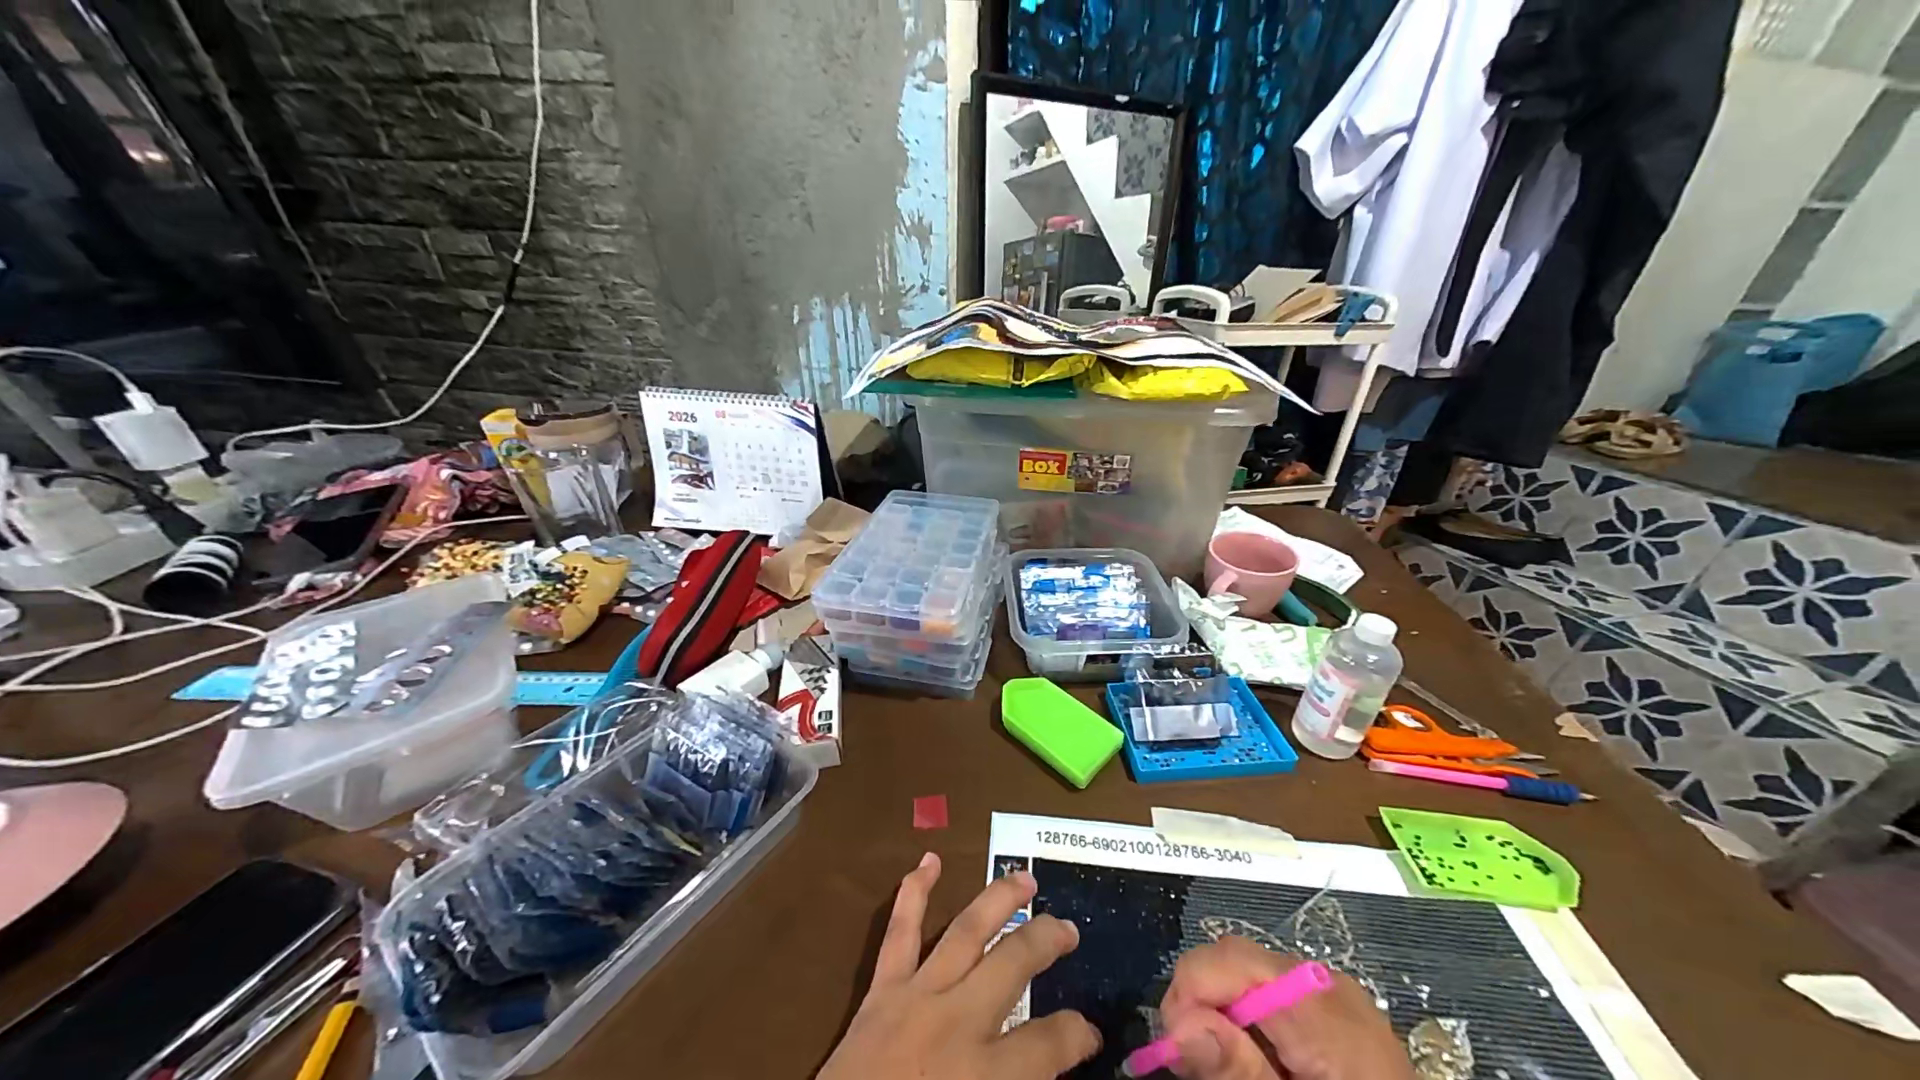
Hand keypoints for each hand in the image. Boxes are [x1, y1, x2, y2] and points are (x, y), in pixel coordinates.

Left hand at [817, 853, 1100, 1079]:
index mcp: (985, 1075)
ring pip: (967, 931)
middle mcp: (957, 1022)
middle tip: (1069, 929)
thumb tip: (1042, 1067)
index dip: (1078, 1033)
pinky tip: (930, 860)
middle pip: (1014, 962)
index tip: (1089, 1030)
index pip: (1050, 1043)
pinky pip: (901, 931)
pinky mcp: (883, 987)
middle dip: (1048, 940)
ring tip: (1026, 878)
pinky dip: (914, 892)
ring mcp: (918, 995)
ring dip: (999, 900)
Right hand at [1157, 937, 1412, 1079]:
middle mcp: (1329, 985)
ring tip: (1230, 1067)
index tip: (1174, 1047)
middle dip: (1202, 1001)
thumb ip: (1238, 1070)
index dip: (1189, 991)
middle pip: (1236, 960)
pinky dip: (1251, 1018)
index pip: (1231, 959)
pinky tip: (1261, 1060)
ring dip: (1223, 1012)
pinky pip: (1273, 990)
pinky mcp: (1337, 1007)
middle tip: (1195, 1063)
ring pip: (1248, 972)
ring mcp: (1336, 992)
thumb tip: (1178, 1027)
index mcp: (1325, 1010)